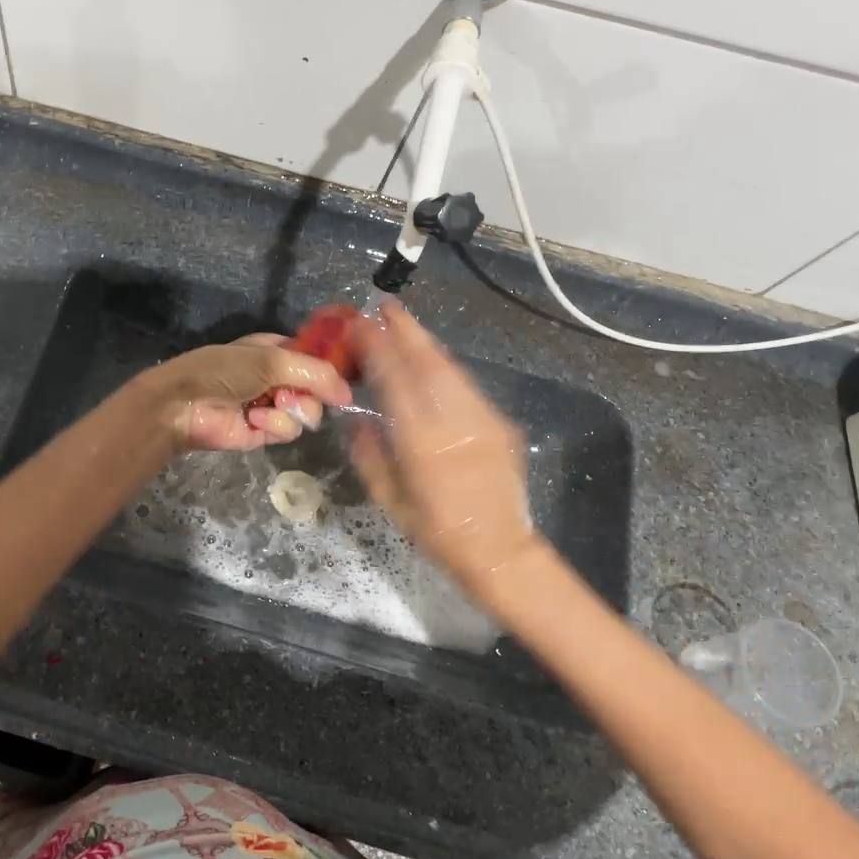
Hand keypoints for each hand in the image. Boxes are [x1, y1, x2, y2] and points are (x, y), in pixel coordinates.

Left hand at [135, 334, 353, 451]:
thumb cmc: (223, 370)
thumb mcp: (271, 359)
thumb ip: (315, 373)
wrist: (184, 404)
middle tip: (289, 394)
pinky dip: (275, 425)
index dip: (329, 368)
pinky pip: (288, 431)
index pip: (315, 357)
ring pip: (306, 413)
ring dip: (290, 411)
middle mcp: (276, 376)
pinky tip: (255, 421)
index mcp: (275, 349)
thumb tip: (348, 394)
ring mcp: (271, 405)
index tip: (344, 377)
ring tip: (268, 406)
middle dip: (309, 394)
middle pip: (317, 389)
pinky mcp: (263, 432)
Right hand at [349, 299, 543, 591]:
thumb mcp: (389, 499)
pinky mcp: (499, 426)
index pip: (396, 379)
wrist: (500, 551)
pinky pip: (467, 387)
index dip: (378, 346)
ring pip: (451, 370)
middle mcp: (454, 421)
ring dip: (426, 344)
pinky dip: (446, 368)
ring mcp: (482, 420)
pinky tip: (433, 364)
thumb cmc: (437, 532)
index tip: (362, 323)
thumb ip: (370, 454)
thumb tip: (357, 419)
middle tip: (386, 307)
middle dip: (406, 331)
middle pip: (428, 363)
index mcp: (422, 440)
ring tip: (405, 326)